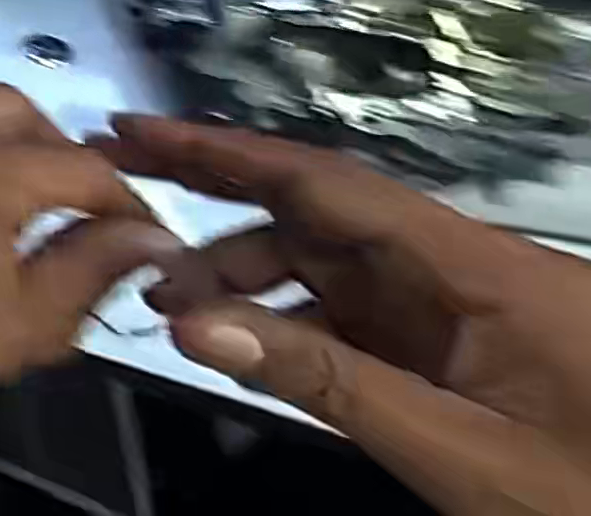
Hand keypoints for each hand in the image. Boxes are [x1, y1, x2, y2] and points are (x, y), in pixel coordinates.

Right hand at [91, 117, 590, 515]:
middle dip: (202, 182)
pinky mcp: (444, 343)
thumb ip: (323, 381)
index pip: (319, 180)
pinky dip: (272, 317)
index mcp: (476, 266)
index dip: (217, 148)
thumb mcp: (477, 459)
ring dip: (230, 272)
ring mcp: (446, 305)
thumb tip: (185, 326)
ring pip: (308, 259)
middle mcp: (450, 265)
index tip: (132, 130)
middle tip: (112, 172)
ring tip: (166, 303)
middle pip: (301, 200)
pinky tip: (231, 339)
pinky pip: (333, 309)